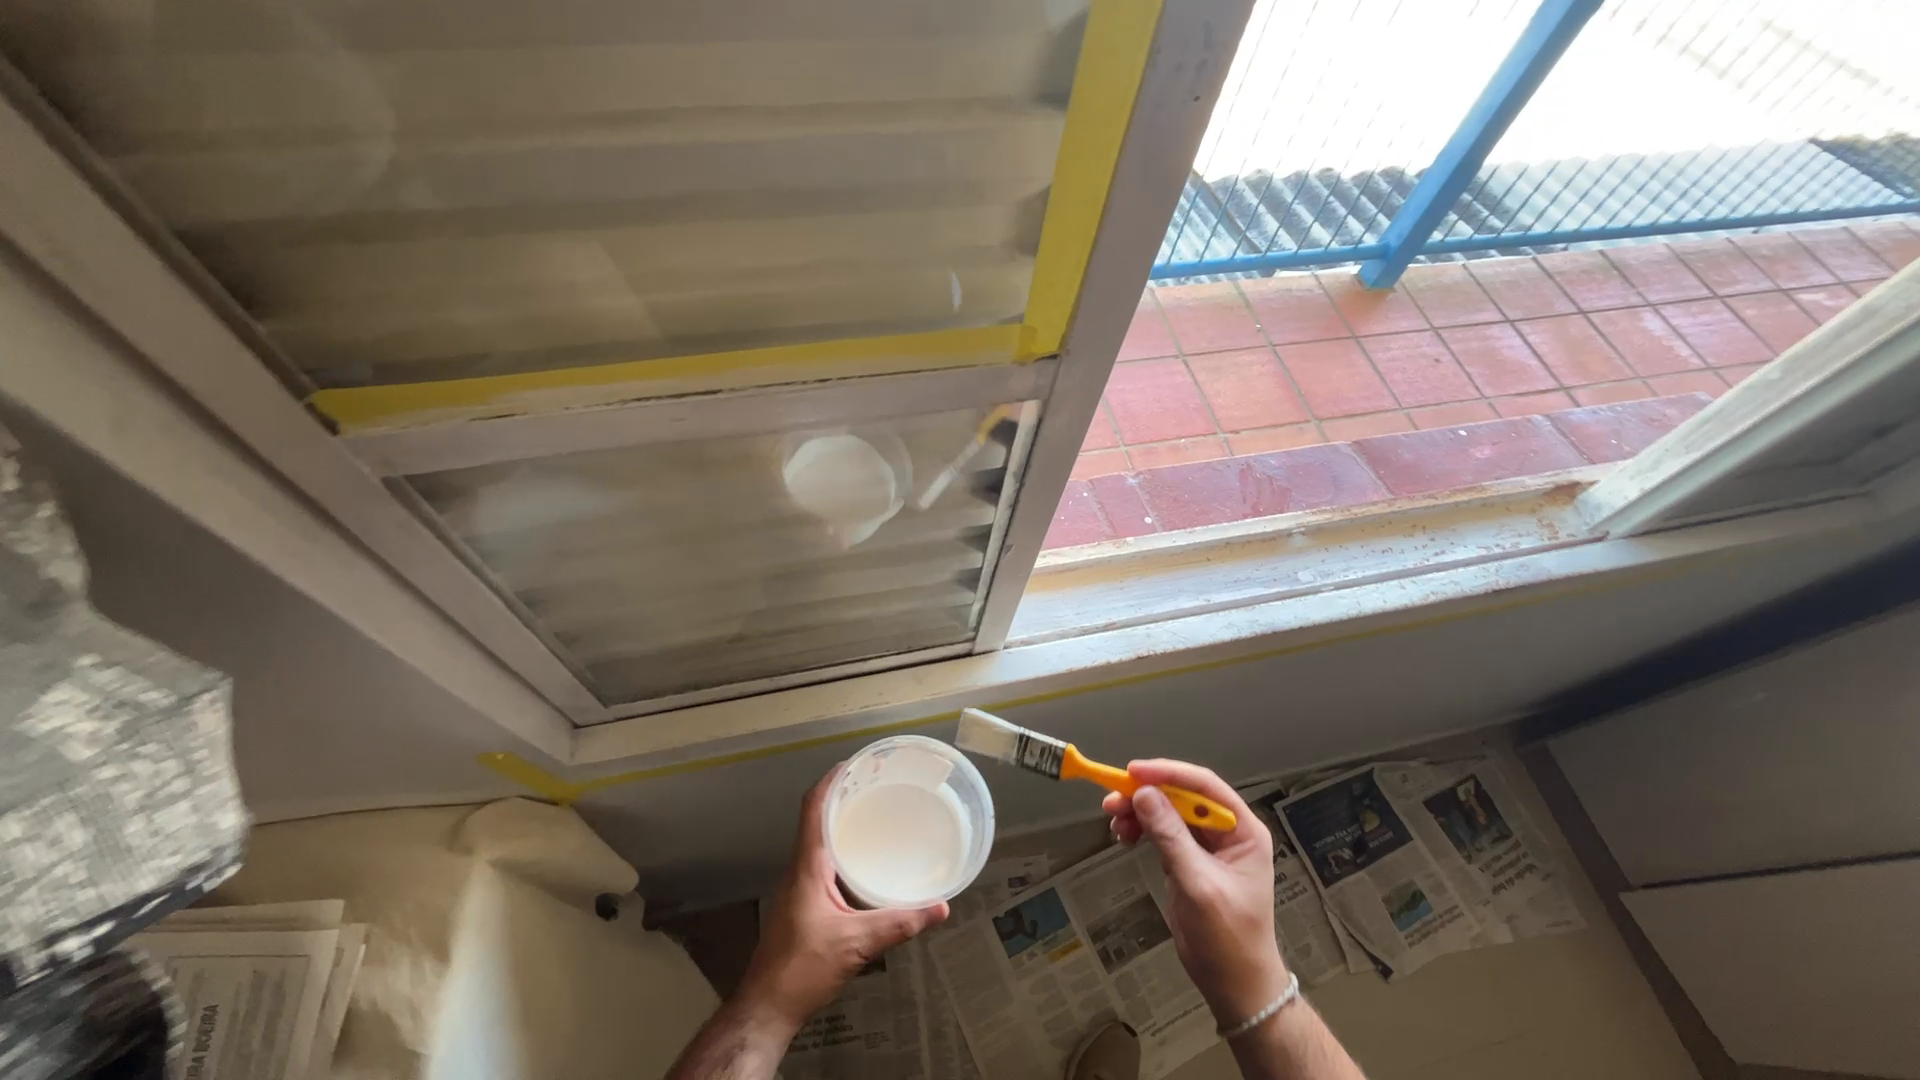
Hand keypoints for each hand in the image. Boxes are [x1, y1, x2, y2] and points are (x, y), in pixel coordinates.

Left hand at [737, 765, 948, 1028]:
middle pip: (817, 818)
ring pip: (819, 842)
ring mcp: (799, 888)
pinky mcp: (804, 905)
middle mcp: (800, 869)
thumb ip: (900, 924)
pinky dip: (842, 850)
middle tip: (876, 784)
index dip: (831, 780)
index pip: (813, 807)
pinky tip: (865, 863)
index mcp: (808, 865)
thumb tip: (941, 908)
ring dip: (841, 823)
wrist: (767, 1007)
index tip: (855, 762)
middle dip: (843, 796)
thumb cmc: (802, 968)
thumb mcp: (857, 943)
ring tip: (874, 815)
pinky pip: (823, 863)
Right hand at [1103, 759, 1287, 1024]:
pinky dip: (1140, 829)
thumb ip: (1170, 837)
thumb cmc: (1229, 937)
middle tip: (1112, 799)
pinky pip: (1160, 832)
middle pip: (1181, 796)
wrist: (1234, 985)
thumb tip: (1144, 795)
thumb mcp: (1198, 884)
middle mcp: (1225, 831)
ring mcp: (1205, 845)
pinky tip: (1123, 835)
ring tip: (1113, 820)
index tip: (1134, 771)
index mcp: (1242, 830)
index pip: (1204, 787)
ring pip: (1167, 812)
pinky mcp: (1186, 860)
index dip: (1169, 773)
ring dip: (1139, 812)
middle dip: (1147, 794)